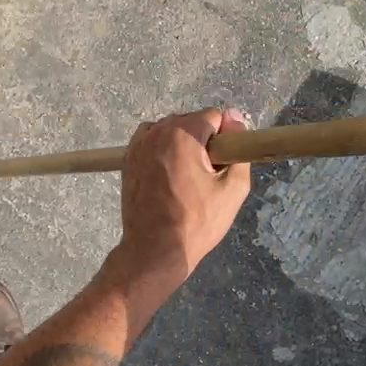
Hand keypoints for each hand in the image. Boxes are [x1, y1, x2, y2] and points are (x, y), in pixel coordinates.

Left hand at [110, 108, 251, 288]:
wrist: (154, 249)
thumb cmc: (197, 221)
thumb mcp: (232, 189)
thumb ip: (238, 150)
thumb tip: (235, 119)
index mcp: (182, 134)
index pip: (213, 117)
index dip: (225, 138)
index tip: (223, 164)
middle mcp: (155, 132)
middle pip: (189, 121)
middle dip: (203, 141)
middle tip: (207, 175)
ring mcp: (137, 144)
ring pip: (169, 131)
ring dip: (181, 145)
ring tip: (187, 177)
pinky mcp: (127, 159)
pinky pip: (151, 143)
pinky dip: (162, 151)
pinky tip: (168, 177)